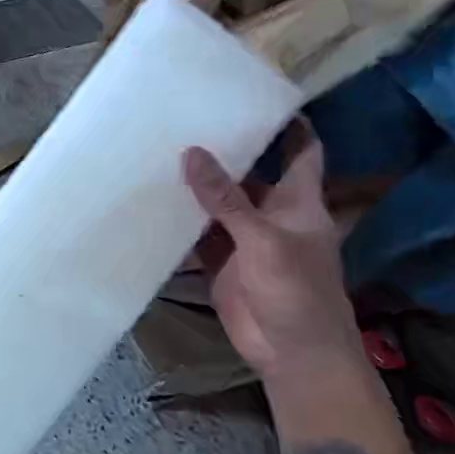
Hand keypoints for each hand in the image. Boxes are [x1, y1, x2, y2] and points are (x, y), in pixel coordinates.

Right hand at [181, 121, 358, 382]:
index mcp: (297, 202)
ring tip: (161, 148)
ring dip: (196, 182)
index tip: (263, 98)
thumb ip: (226, 199)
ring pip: (217, 201)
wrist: (293, 355)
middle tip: (188, 117)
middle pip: (249, 173)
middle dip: (226, 149)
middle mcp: (270, 213)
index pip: (301, 153)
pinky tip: (152, 198)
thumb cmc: (297, 291)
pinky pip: (197, 232)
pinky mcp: (220, 260)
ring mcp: (243, 237)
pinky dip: (179, 218)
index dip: (291, 126)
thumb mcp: (264, 240)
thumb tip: (192, 152)